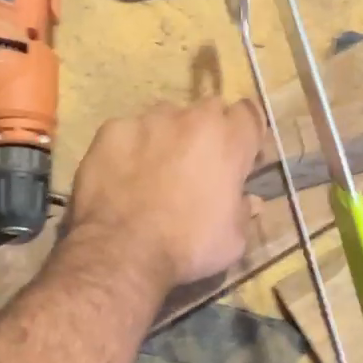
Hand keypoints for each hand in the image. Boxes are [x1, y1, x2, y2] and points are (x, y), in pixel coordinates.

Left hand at [65, 98, 262, 290]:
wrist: (123, 252)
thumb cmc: (188, 247)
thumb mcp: (232, 240)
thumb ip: (242, 211)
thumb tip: (247, 201)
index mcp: (229, 141)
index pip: (250, 113)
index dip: (245, 134)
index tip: (239, 156)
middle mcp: (191, 119)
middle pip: (208, 110)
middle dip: (208, 132)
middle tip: (198, 165)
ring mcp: (148, 121)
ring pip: (166, 117)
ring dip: (168, 136)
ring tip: (155, 171)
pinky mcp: (112, 130)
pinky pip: (128, 131)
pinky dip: (130, 148)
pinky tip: (122, 175)